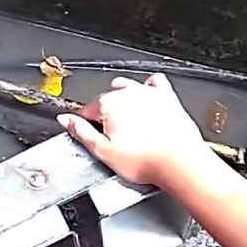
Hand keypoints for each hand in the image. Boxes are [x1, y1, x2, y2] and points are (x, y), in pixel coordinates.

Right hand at [60, 73, 211, 186]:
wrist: (180, 163)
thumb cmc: (145, 160)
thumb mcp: (103, 151)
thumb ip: (81, 132)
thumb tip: (65, 120)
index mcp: (108, 104)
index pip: (86, 110)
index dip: (85, 125)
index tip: (91, 136)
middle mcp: (128, 93)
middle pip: (106, 100)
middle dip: (105, 115)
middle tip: (111, 137)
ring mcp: (148, 94)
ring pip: (127, 88)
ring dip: (122, 100)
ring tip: (126, 121)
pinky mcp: (167, 98)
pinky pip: (155, 83)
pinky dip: (148, 88)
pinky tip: (146, 99)